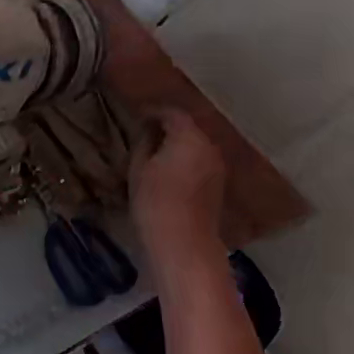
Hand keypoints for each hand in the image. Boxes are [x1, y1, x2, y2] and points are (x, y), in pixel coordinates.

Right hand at [128, 108, 226, 259]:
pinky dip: (184, 159)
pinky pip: (199, 162)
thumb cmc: (154, 201)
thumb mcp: (138, 168)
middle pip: (189, 128)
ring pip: (195, 146)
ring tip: (153, 152)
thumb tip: (147, 131)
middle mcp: (210, 147)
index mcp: (190, 138)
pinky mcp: (217, 184)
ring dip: (177, 144)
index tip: (136, 116)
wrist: (182, 241)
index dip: (153, 112)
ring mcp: (217, 167)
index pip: (173, 113)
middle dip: (167, 127)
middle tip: (143, 132)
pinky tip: (167, 170)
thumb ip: (143, 144)